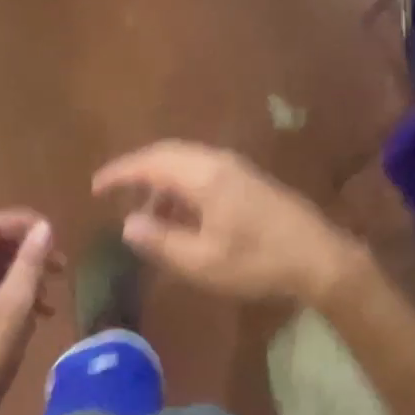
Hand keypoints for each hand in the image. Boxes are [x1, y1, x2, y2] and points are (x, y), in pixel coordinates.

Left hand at [0, 210, 58, 414]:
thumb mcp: (15, 305)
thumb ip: (30, 262)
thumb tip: (45, 226)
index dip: (25, 223)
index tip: (56, 236)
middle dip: (29, 249)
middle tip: (61, 264)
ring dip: (26, 272)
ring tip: (54, 290)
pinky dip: (16, 292)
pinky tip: (40, 312)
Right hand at [91, 141, 359, 302]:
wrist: (319, 257)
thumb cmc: (257, 261)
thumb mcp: (202, 261)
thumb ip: (161, 240)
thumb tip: (127, 223)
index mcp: (203, 175)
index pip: (150, 162)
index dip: (120, 173)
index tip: (96, 186)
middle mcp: (217, 161)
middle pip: (167, 153)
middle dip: (138, 170)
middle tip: (114, 192)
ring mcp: (236, 168)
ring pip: (186, 161)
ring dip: (161, 179)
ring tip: (145, 210)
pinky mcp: (248, 180)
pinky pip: (202, 170)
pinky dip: (181, 184)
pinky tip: (181, 214)